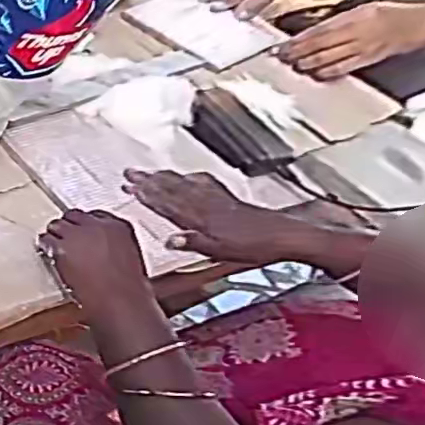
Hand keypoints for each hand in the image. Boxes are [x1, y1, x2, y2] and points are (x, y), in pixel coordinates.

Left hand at [38, 210, 155, 319]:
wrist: (118, 296)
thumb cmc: (125, 283)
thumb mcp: (126, 253)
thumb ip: (110, 242)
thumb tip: (95, 244)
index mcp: (119, 226)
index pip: (94, 214)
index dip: (83, 224)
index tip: (78, 230)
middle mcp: (98, 225)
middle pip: (72, 215)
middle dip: (67, 226)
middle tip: (62, 238)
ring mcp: (78, 234)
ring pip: (56, 224)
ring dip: (54, 234)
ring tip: (53, 245)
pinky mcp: (61, 246)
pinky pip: (45, 239)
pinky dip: (44, 245)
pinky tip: (47, 252)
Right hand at [125, 169, 313, 263]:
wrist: (293, 238)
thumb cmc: (258, 247)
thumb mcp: (222, 252)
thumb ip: (195, 243)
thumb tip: (171, 240)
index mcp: (203, 218)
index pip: (169, 203)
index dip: (148, 195)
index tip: (130, 186)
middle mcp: (210, 205)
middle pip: (174, 189)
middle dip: (150, 180)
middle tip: (130, 173)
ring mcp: (220, 201)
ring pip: (187, 185)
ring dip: (165, 177)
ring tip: (149, 172)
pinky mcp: (231, 200)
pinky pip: (208, 184)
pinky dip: (193, 178)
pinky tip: (187, 175)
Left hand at [280, 1, 424, 80]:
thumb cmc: (390, 15)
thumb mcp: (362, 11)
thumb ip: (334, 23)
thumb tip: (303, 36)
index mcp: (356, 16)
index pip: (317, 31)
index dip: (295, 42)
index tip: (280, 48)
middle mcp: (359, 31)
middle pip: (316, 46)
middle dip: (295, 54)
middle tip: (283, 58)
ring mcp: (363, 47)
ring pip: (323, 59)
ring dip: (304, 64)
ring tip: (296, 65)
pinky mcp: (367, 59)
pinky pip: (338, 69)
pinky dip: (322, 72)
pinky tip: (314, 72)